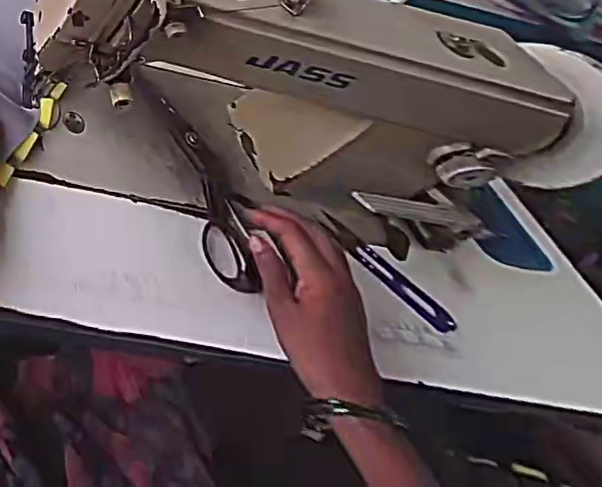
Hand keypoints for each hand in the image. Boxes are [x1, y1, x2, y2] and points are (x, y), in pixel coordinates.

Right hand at [246, 206, 382, 405]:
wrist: (347, 389)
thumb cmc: (317, 357)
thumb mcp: (281, 311)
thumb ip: (270, 271)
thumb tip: (259, 244)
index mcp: (321, 276)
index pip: (293, 232)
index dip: (269, 218)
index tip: (251, 214)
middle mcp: (339, 276)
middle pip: (312, 230)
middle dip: (285, 215)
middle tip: (262, 212)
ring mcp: (348, 285)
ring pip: (325, 240)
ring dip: (301, 226)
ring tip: (279, 223)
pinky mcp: (350, 296)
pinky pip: (333, 255)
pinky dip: (313, 242)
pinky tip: (301, 248)